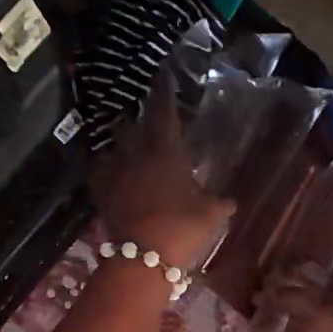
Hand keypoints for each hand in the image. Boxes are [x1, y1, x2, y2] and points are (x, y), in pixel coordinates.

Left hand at [93, 82, 234, 269]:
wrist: (144, 255)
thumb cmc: (183, 227)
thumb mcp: (211, 215)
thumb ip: (221, 203)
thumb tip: (232, 200)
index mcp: (166, 153)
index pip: (165, 114)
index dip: (164, 94)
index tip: (163, 76)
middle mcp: (137, 155)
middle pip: (135, 127)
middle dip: (140, 120)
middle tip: (144, 117)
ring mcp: (116, 173)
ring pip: (116, 148)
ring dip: (122, 144)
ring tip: (127, 144)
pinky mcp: (101, 193)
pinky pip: (101, 173)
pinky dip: (105, 170)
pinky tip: (109, 172)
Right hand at [258, 265, 332, 331]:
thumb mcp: (317, 319)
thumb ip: (295, 301)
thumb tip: (270, 291)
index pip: (316, 290)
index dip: (298, 280)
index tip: (276, 272)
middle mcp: (324, 324)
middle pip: (301, 303)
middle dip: (283, 295)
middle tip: (260, 285)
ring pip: (290, 321)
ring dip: (274, 312)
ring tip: (253, 301)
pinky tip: (255, 323)